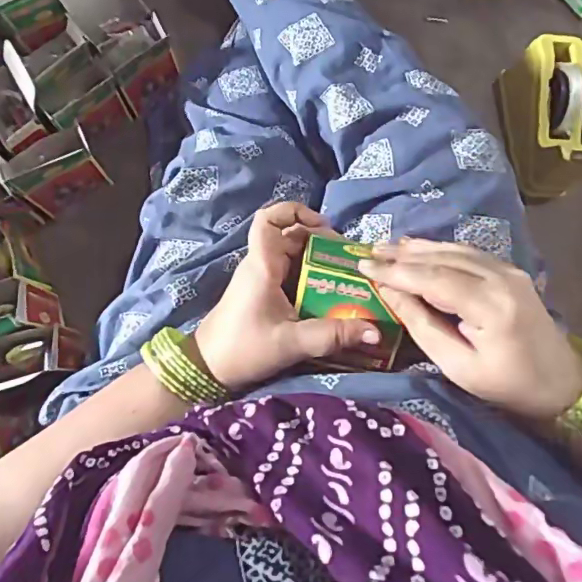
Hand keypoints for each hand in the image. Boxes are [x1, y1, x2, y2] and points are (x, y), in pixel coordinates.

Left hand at [193, 202, 380, 389]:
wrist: (207, 369)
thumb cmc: (243, 348)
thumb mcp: (291, 343)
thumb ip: (332, 335)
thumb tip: (375, 332)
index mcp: (262, 265)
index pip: (269, 218)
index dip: (296, 212)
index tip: (324, 227)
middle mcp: (261, 265)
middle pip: (291, 237)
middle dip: (322, 242)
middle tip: (349, 260)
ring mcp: (261, 280)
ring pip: (293, 257)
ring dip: (319, 262)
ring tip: (347, 277)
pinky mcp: (263, 295)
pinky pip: (291, 276)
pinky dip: (311, 279)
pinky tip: (330, 295)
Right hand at [360, 239, 581, 427]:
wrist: (562, 384)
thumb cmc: (506, 385)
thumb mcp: (457, 366)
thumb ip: (421, 325)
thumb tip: (390, 292)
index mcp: (490, 307)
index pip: (433, 278)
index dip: (395, 271)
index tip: (363, 267)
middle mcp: (501, 278)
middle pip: (443, 259)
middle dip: (402, 256)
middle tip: (368, 253)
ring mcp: (509, 271)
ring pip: (455, 251)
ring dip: (418, 249)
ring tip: (385, 248)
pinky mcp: (511, 271)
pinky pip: (468, 254)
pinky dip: (439, 251)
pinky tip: (418, 250)